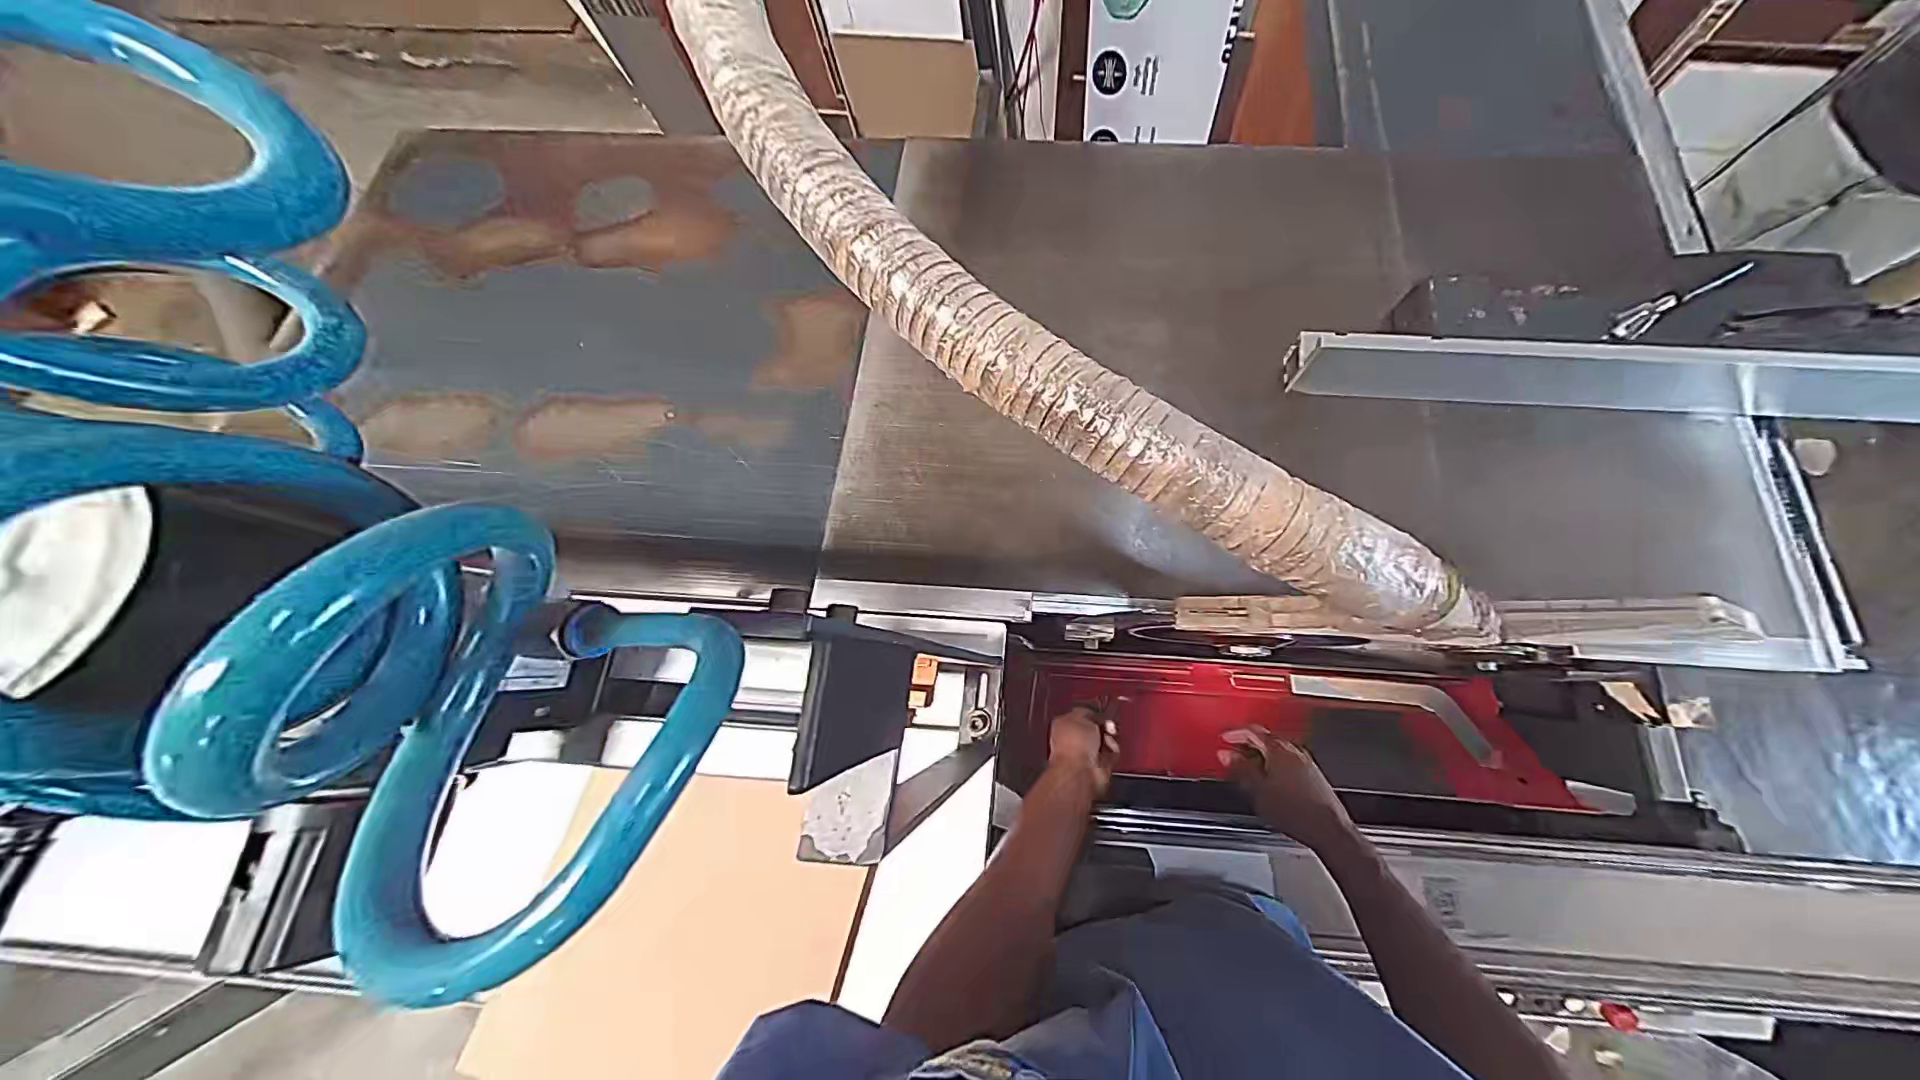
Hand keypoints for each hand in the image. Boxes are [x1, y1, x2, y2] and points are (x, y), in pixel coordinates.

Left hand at [1049, 706, 1118, 793]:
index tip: (1101, 712)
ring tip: (1107, 739)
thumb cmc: (1073, 744)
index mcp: (1063, 726)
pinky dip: (1113, 750)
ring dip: (1110, 738)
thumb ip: (1087, 712)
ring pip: (1106, 739)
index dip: (1092, 713)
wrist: (1082, 771)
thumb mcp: (1079, 717)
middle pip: (1095, 728)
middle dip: (1104, 725)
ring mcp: (1087, 753)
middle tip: (1107, 726)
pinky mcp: (1100, 765)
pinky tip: (1109, 750)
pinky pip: (1113, 752)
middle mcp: (1074, 741)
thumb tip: (1093, 714)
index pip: (1080, 715)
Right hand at [1219, 726, 1357, 852]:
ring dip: (1261, 756)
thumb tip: (1228, 755)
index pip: (1252, 731)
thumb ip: (1240, 768)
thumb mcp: (1257, 789)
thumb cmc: (1297, 812)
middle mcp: (1294, 751)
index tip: (1225, 739)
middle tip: (1233, 755)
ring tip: (1249, 770)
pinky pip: (1288, 762)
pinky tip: (1269, 781)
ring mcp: (1306, 763)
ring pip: (1277, 751)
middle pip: (1266, 739)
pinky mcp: (1314, 775)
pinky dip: (1274, 766)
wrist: (1329, 830)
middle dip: (1247, 745)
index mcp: (1278, 749)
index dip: (1235, 734)